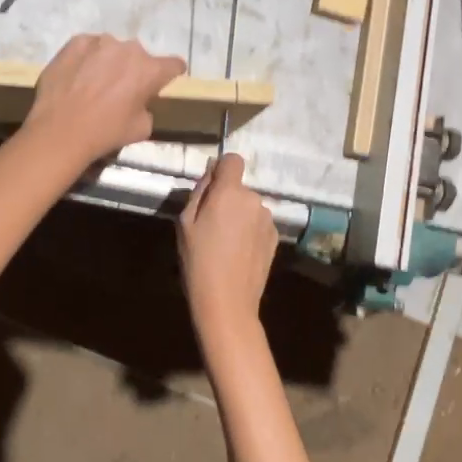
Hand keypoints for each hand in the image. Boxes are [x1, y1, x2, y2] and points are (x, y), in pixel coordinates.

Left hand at [20, 35, 185, 163]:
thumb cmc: (105, 133)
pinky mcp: (75, 42)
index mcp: (150, 70)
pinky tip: (77, 76)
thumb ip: (147, 108)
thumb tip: (139, 102)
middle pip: (139, 57)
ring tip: (94, 82)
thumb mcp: (141, 129)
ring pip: (112, 49)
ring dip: (109, 61)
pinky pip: (88, 47)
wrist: (60, 130)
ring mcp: (100, 42)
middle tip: (121, 88)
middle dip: (134, 69)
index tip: (165, 79)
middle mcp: (129, 49)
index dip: (171, 73)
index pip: (173, 64)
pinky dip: (87, 58)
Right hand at [178, 154, 278, 335]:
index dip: (221, 169)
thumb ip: (200, 192)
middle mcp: (253, 200)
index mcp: (229, 193)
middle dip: (227, 198)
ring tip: (225, 243)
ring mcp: (268, 219)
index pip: (232, 160)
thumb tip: (211, 171)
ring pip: (249, 206)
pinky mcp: (276, 237)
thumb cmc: (198, 262)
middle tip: (210, 225)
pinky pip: (258, 224)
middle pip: (239, 187)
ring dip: (239, 216)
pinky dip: (249, 231)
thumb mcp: (185, 224)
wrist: (227, 301)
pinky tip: (239, 253)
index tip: (211, 188)